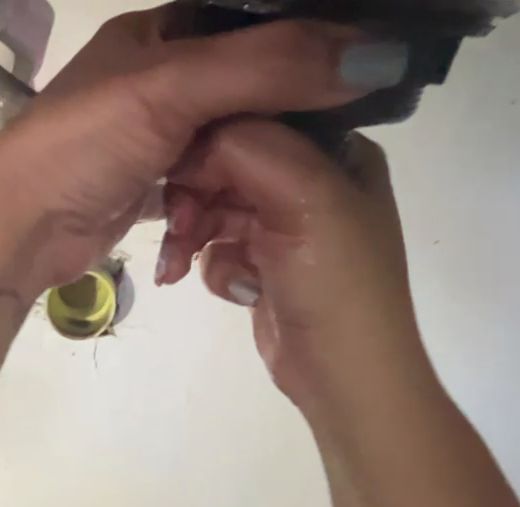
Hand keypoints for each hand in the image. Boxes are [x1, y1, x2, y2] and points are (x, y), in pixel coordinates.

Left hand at [0, 5, 392, 293]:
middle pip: (242, 97)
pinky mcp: (143, 190)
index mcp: (159, 37)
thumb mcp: (176, 89)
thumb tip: (376, 54)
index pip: (250, 30)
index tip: (349, 90)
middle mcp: (155, 83)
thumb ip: (270, 66)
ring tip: (244, 207)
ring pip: (222, 151)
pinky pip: (196, 193)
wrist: (18, 229)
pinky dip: (205, 211)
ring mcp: (148, 141)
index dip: (301, 54)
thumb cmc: (85, 143)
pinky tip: (211, 227)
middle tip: (307, 164)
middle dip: (267, 134)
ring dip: (234, 182)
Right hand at [159, 122, 423, 405]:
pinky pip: (218, 250)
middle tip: (177, 231)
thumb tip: (195, 139)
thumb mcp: (305, 198)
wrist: (342, 374)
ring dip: (196, 239)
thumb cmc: (335, 283)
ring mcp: (284, 228)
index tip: (180, 172)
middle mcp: (310, 182)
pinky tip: (235, 292)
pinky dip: (216, 269)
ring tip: (181, 269)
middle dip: (197, 199)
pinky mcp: (262, 267)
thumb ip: (252, 149)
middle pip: (230, 166)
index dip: (214, 142)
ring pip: (216, 210)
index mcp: (335, 152)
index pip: (260, 119)